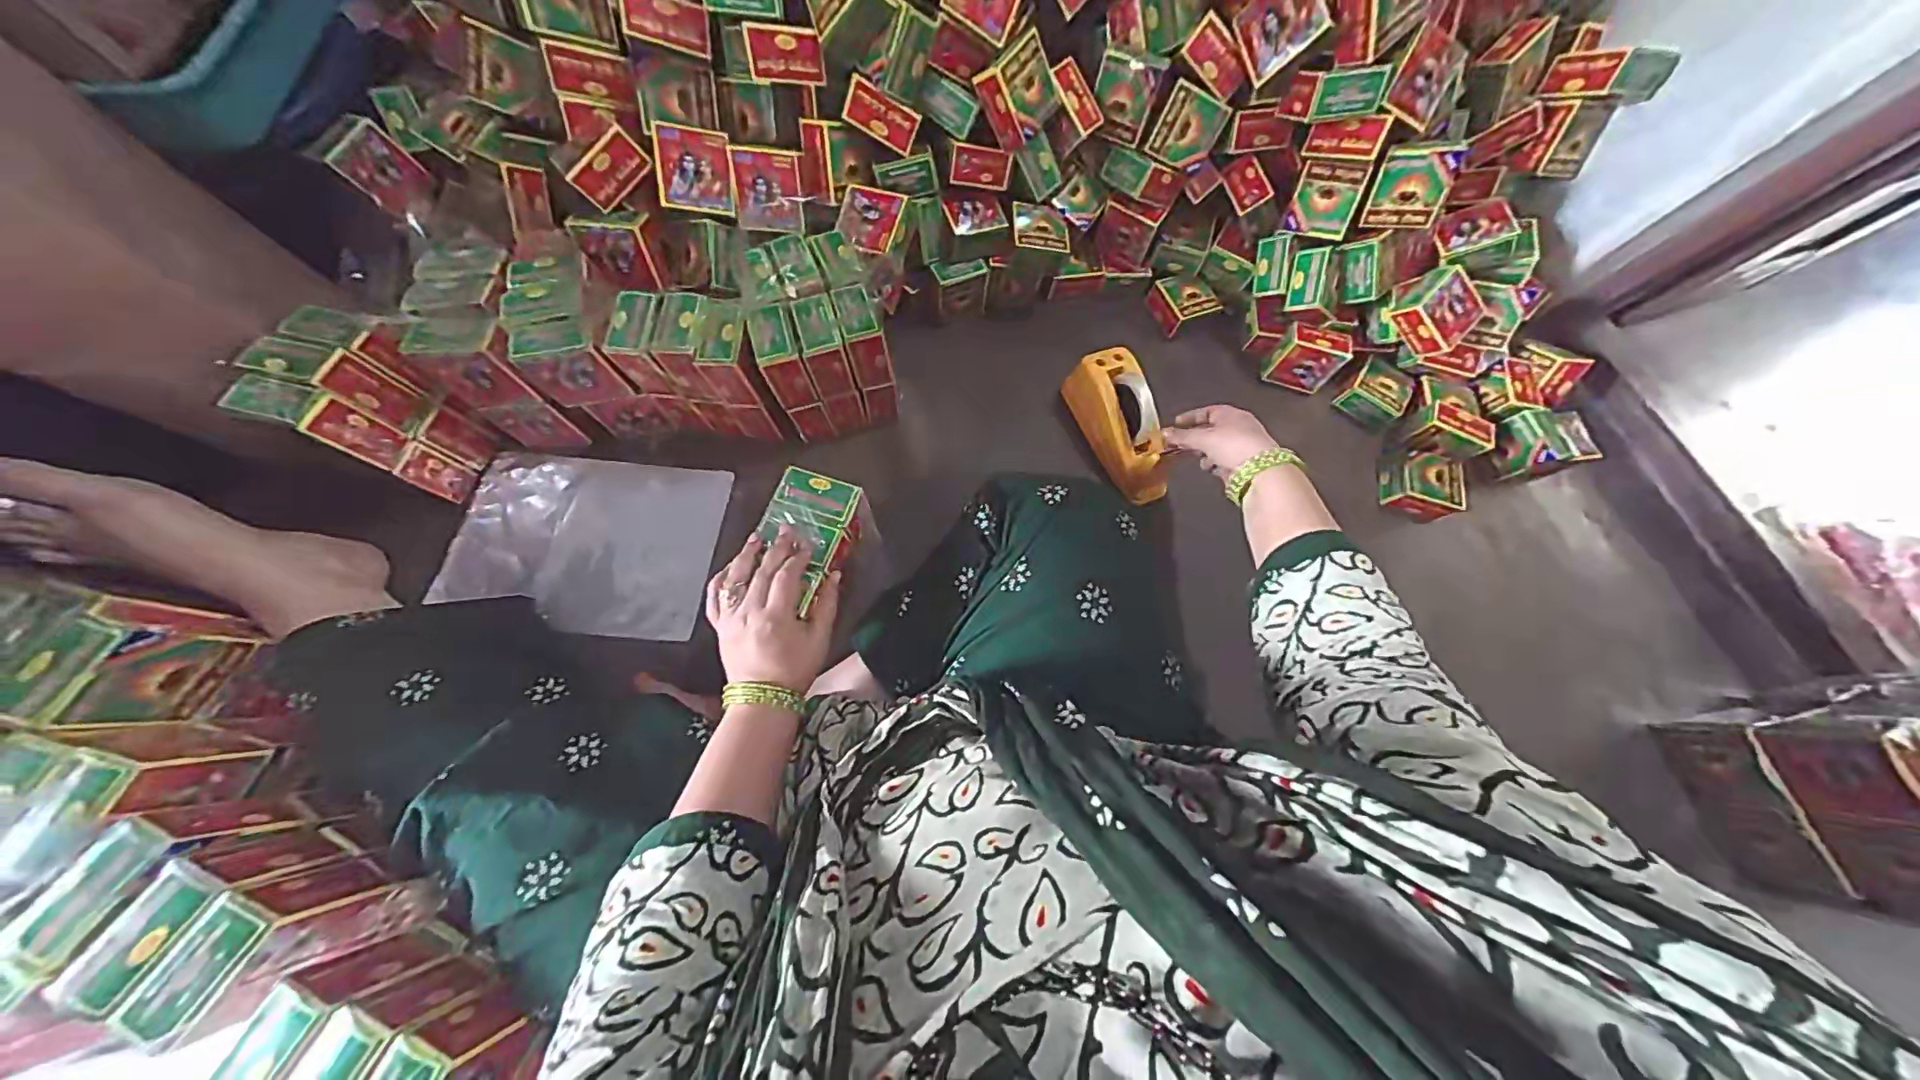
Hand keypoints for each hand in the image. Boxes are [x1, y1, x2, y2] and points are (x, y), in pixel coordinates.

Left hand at [705, 526, 841, 691]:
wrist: (762, 700)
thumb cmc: (795, 671)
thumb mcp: (819, 640)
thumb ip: (827, 605)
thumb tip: (834, 577)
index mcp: (776, 616)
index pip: (787, 575)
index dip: (799, 557)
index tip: (808, 546)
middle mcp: (749, 612)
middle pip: (762, 571)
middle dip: (776, 548)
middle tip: (786, 531)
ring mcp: (731, 618)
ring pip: (735, 578)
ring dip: (746, 555)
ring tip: (756, 539)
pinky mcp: (720, 626)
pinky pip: (715, 598)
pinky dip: (721, 580)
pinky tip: (730, 568)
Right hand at [1163, 405, 1280, 483]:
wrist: (1259, 469)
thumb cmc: (1232, 445)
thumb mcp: (1202, 438)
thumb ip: (1182, 436)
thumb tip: (1164, 433)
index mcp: (1231, 414)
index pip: (1206, 411)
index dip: (1190, 417)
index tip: (1175, 424)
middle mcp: (1238, 426)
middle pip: (1210, 429)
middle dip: (1194, 437)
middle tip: (1179, 443)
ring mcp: (1241, 444)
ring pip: (1215, 446)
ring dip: (1204, 452)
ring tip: (1198, 457)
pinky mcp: (1243, 461)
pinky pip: (1222, 459)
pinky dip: (1214, 462)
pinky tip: (1211, 466)